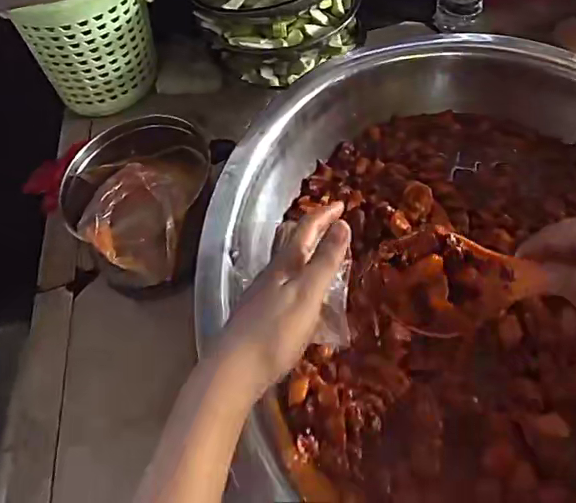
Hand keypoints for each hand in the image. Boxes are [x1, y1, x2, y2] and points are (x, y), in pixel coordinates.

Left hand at [208, 201, 350, 400]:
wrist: (233, 370)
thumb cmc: (275, 331)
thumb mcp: (308, 294)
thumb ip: (325, 260)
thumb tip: (342, 224)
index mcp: (285, 263)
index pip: (306, 229)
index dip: (324, 215)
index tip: (341, 204)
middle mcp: (272, 273)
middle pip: (293, 243)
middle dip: (313, 231)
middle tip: (332, 226)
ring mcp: (263, 295)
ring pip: (288, 265)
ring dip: (308, 257)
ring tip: (325, 262)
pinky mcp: (259, 317)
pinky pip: (286, 288)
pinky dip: (301, 283)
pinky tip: (306, 303)